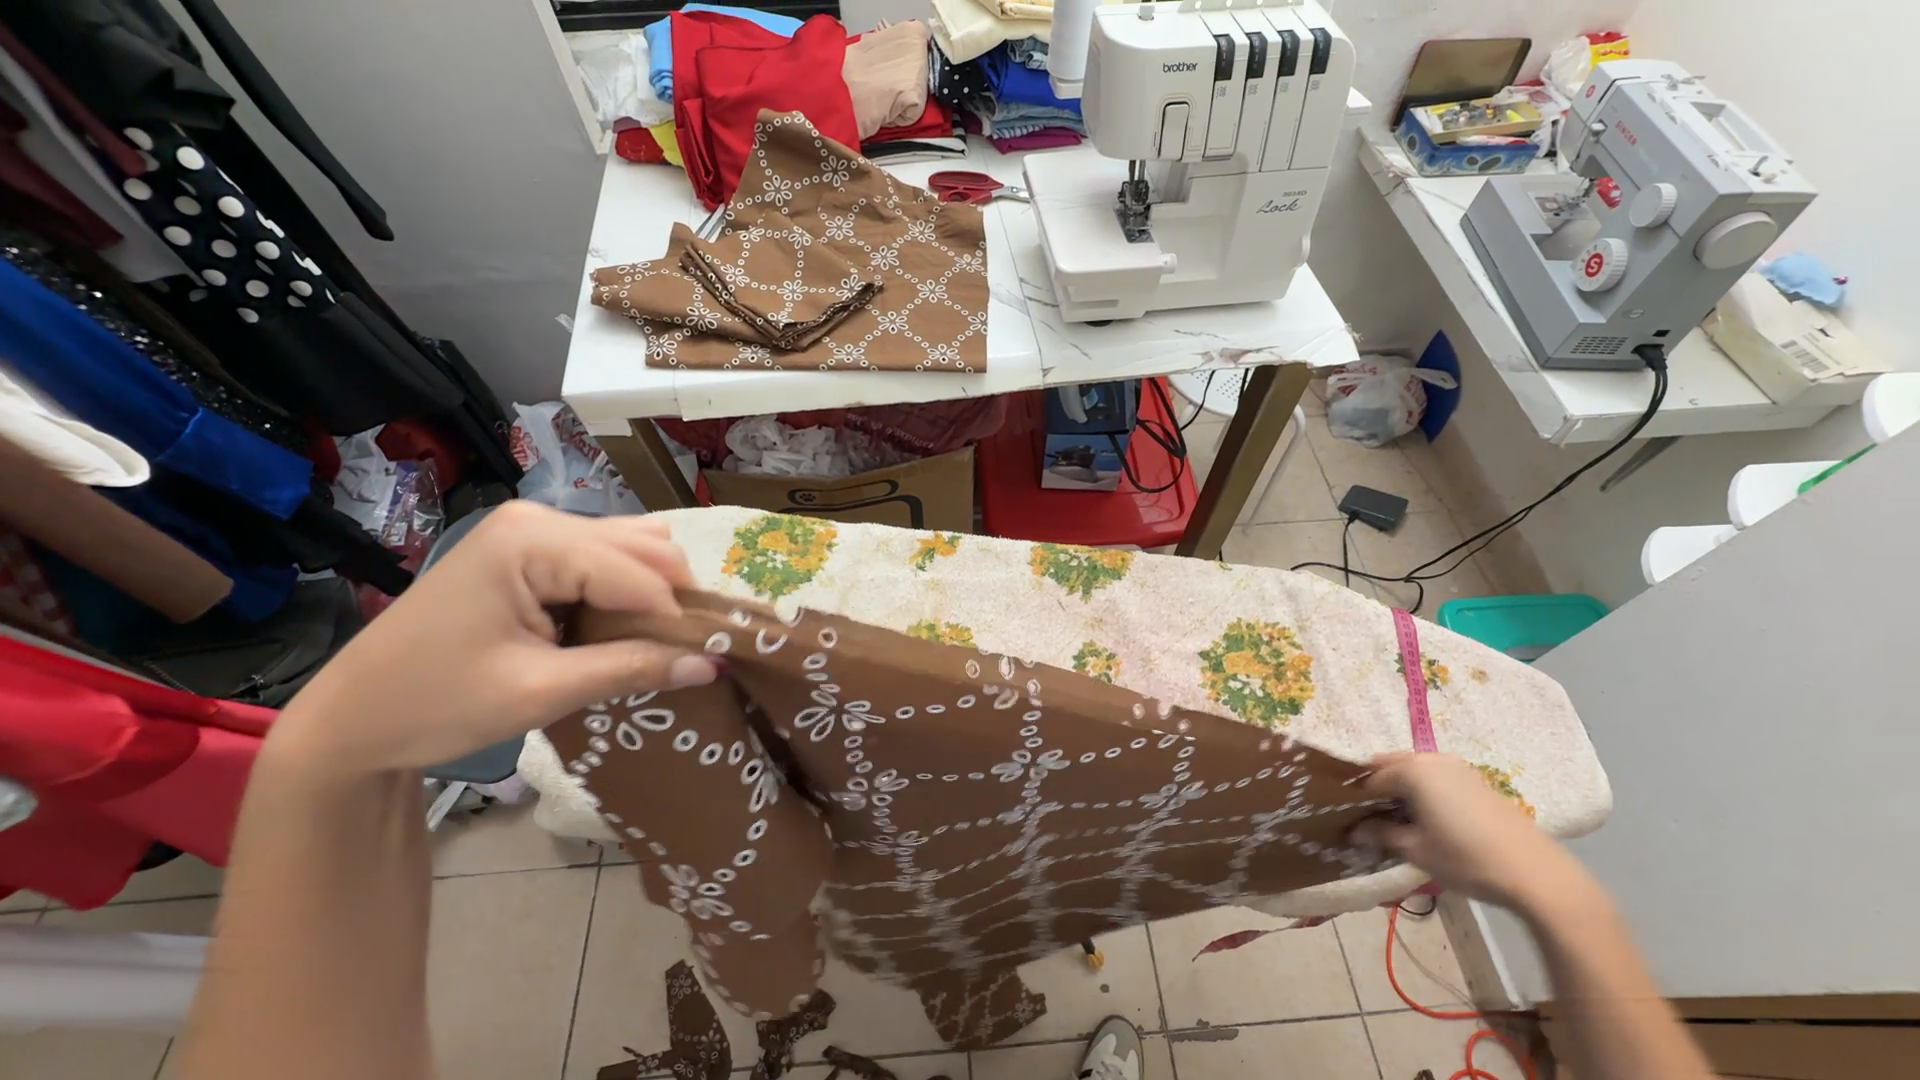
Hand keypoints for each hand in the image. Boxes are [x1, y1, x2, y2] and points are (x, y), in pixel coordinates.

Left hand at [271, 502, 718, 775]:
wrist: (352, 718)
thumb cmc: (435, 704)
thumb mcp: (541, 692)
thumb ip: (631, 670)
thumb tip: (712, 666)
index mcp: (532, 540)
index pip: (639, 573)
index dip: (678, 620)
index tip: (708, 665)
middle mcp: (537, 518)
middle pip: (644, 548)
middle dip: (671, 601)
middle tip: (686, 657)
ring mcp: (530, 529)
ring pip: (631, 548)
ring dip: (652, 595)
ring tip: (653, 647)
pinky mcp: (527, 550)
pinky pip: (602, 559)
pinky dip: (625, 592)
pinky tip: (619, 631)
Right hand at [1357, 753, 1587, 914]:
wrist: (1536, 873)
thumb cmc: (1466, 859)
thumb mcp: (1415, 850)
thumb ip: (1380, 835)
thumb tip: (1353, 831)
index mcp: (1412, 770)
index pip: (1370, 779)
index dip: (1356, 800)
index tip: (1348, 820)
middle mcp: (1432, 759)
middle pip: (1391, 766)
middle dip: (1377, 788)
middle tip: (1368, 818)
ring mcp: (1459, 768)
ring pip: (1415, 771)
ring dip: (1401, 789)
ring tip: (1396, 820)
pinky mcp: (1478, 782)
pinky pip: (1437, 778)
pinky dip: (1424, 791)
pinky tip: (1426, 819)